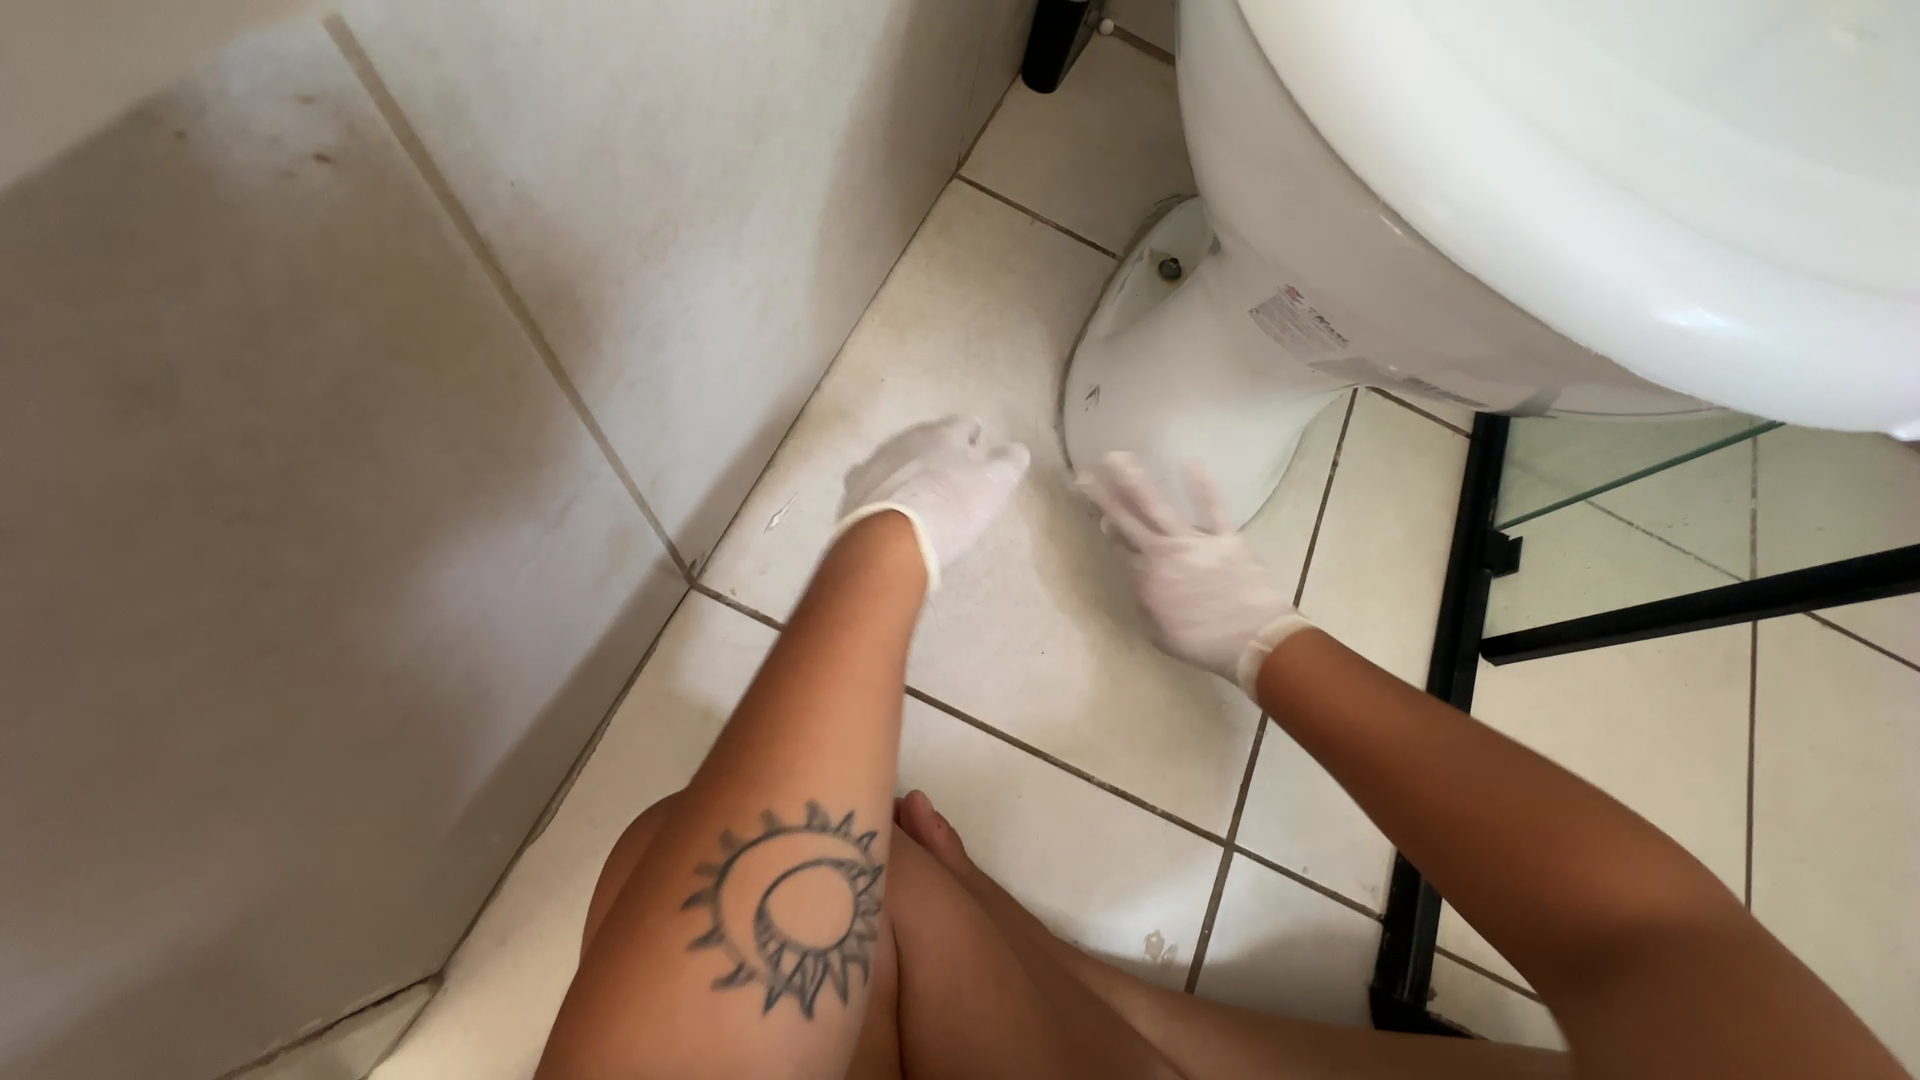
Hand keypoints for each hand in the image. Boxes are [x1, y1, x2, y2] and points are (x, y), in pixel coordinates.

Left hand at [835, 416, 1030, 589]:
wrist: (891, 541)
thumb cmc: (950, 508)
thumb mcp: (995, 485)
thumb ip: (1008, 463)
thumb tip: (1016, 448)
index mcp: (940, 435)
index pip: (960, 424)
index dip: (970, 432)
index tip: (976, 437)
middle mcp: (902, 442)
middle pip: (922, 440)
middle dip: (935, 450)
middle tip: (946, 466)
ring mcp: (872, 466)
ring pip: (892, 461)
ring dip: (904, 470)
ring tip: (914, 488)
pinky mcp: (852, 495)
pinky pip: (870, 487)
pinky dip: (881, 493)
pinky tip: (886, 508)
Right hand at [1077, 452, 1310, 696]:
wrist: (1253, 642)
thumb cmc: (1203, 645)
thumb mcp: (1160, 635)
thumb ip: (1146, 605)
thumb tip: (1140, 586)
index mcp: (1146, 579)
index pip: (1120, 547)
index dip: (1106, 527)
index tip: (1095, 512)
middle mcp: (1163, 554)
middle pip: (1127, 520)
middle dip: (1104, 496)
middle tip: (1086, 473)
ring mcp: (1194, 543)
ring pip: (1158, 507)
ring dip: (1137, 481)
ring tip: (1119, 458)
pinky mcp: (1225, 538)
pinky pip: (1214, 508)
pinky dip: (1204, 486)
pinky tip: (1191, 462)